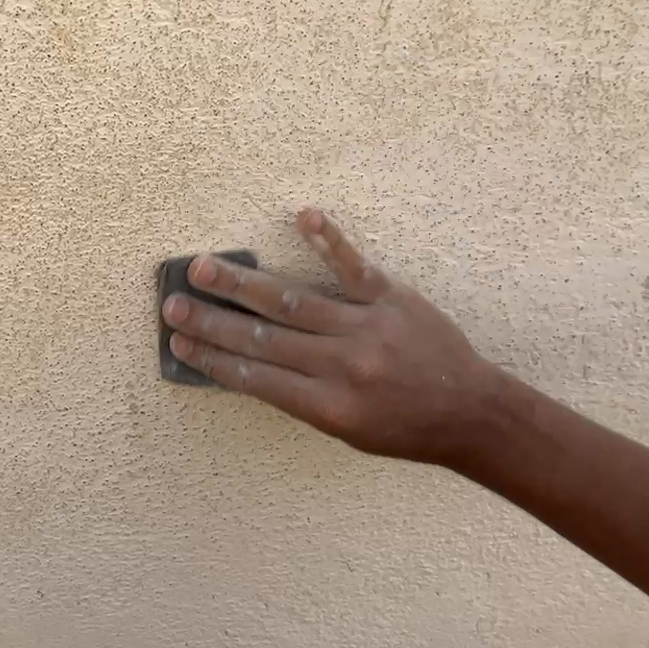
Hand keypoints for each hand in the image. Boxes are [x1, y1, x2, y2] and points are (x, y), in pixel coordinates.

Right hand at [164, 208, 514, 466]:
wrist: (475, 416)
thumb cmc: (404, 428)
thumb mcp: (345, 431)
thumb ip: (296, 395)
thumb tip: (244, 363)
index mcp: (328, 406)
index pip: (255, 377)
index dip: (211, 358)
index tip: (177, 342)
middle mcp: (343, 366)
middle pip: (262, 337)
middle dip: (211, 321)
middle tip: (173, 305)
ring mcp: (367, 327)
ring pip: (292, 300)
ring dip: (242, 282)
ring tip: (203, 266)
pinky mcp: (392, 298)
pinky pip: (355, 267)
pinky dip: (329, 241)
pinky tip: (303, 216)